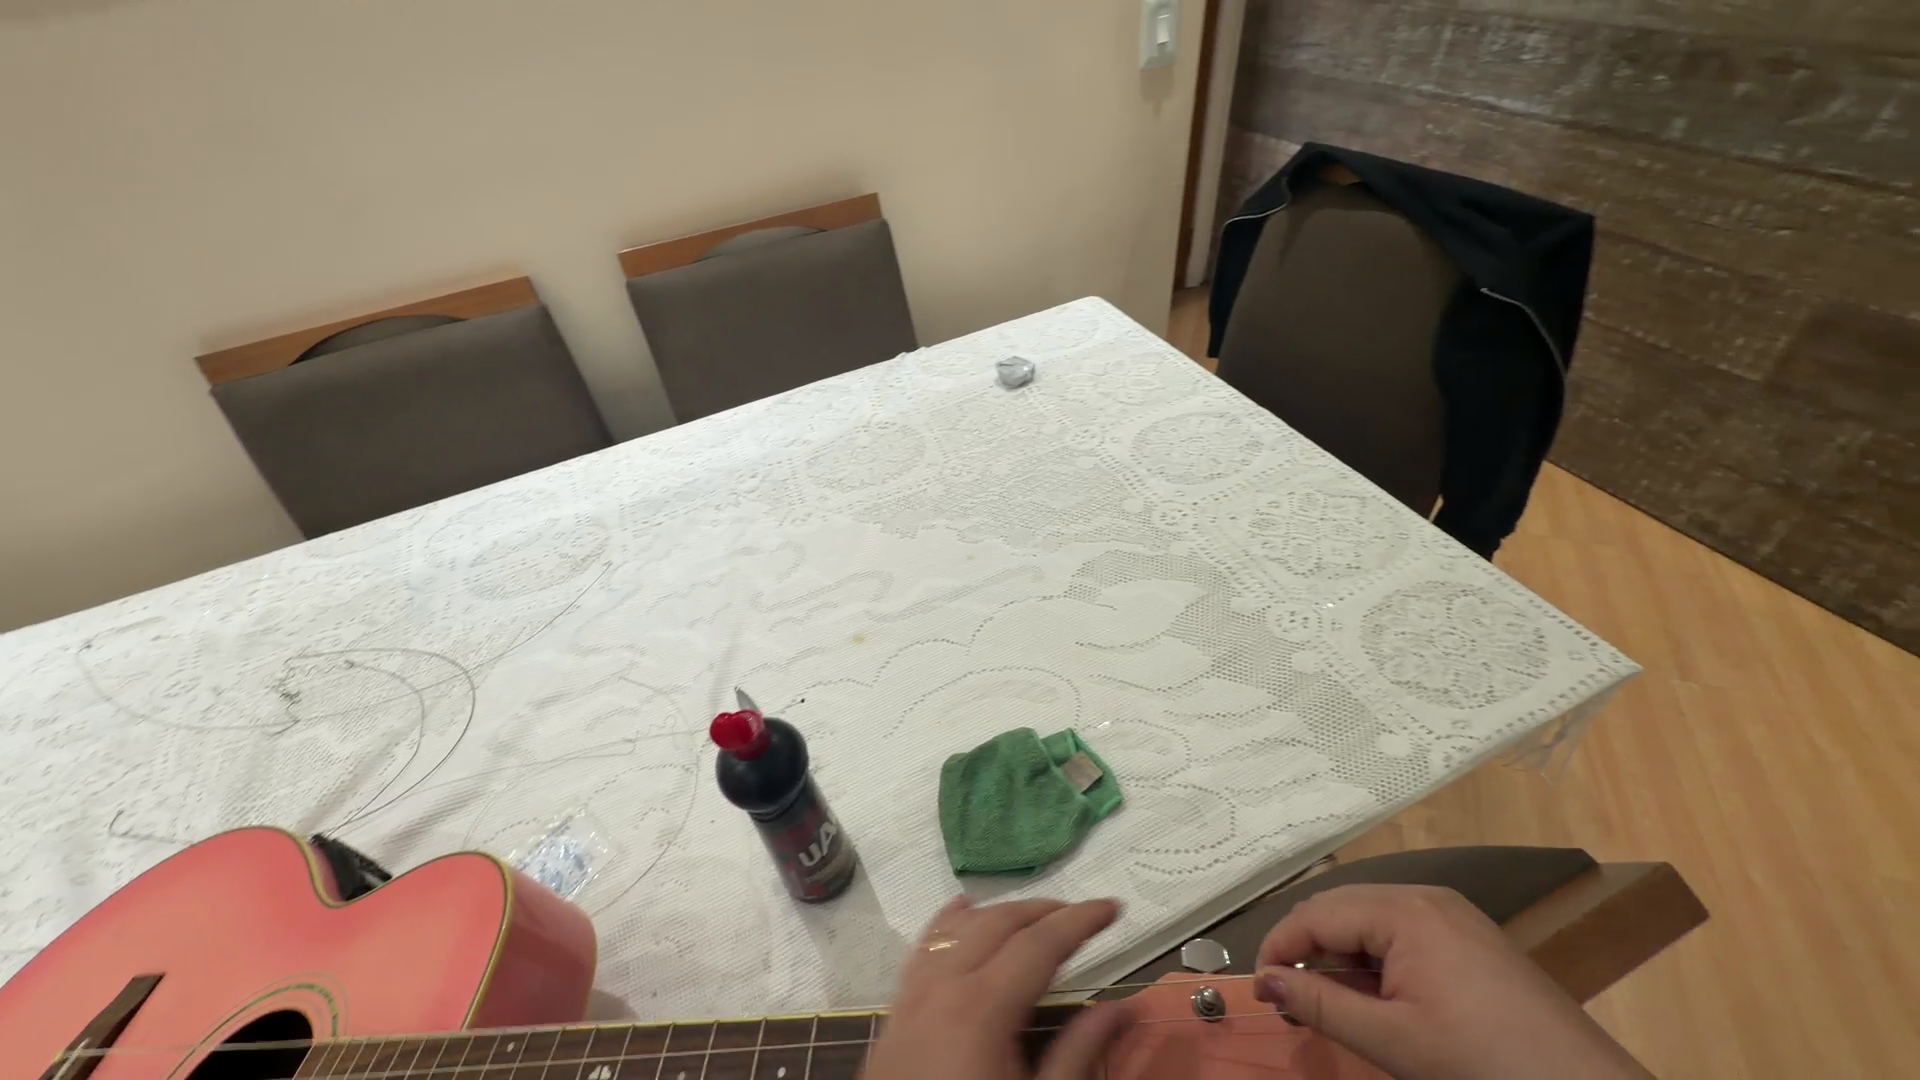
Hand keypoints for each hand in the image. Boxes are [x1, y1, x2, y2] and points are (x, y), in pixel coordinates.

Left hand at [862, 896, 1136, 1079]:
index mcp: (982, 1008)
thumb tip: (1121, 1010)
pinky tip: (962, 911)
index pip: (1040, 943)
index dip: (1079, 920)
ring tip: (1035, 915)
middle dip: (1043, 910)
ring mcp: (912, 996)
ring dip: (1001, 914)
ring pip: (959, 927)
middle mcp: (943, 986)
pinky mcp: (895, 1013)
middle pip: (998, 923)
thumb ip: (1078, 1053)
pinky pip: (924, 948)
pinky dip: (949, 923)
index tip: (1112, 906)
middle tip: (1081, 914)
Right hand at [1254, 885, 1652, 1079]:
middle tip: (1290, 998)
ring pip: (1368, 918)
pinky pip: (1401, 930)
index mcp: (1403, 909)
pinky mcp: (1470, 935)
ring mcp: (1451, 912)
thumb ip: (1320, 1004)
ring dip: (1340, 954)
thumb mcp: (1392, 1039)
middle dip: (1307, 948)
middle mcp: (1424, 895)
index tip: (1261, 989)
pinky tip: (1377, 996)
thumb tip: (1264, 981)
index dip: (1279, 947)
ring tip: (1330, 1002)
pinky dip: (1375, 957)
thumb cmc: (1484, 1063)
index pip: (1315, 914)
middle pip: (1339, 907)